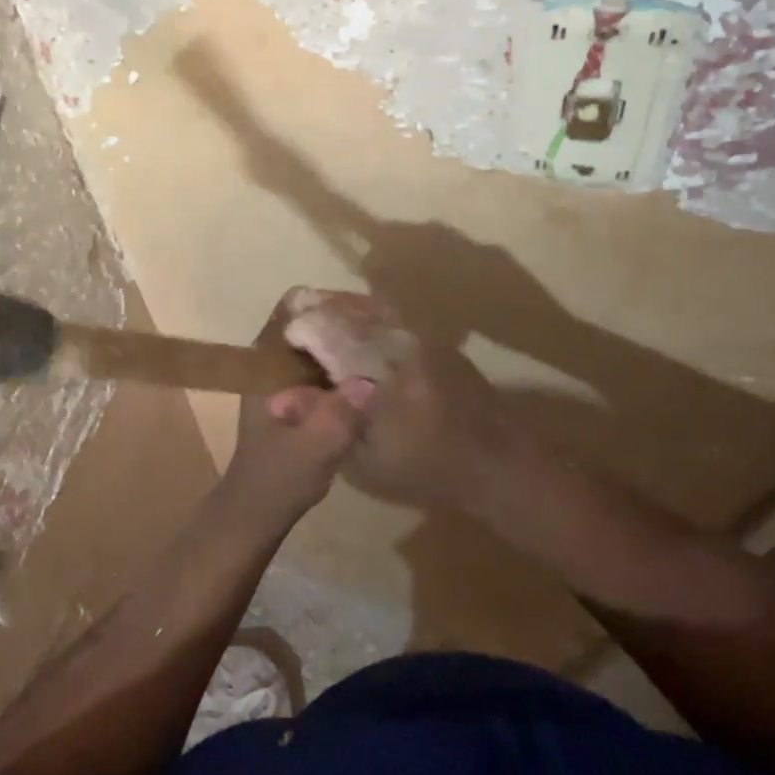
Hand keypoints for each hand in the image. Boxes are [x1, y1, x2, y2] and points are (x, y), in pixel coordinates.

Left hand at [222, 292, 372, 523]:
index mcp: (264, 363)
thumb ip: (338, 417)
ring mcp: (281, 376)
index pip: (293, 308)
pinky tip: (376, 374)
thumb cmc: (278, 477)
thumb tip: (370, 383)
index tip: (368, 313)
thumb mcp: (313, 450)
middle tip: (388, 329)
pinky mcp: (296, 394)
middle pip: (309, 319)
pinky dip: (347, 363)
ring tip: (388, 345)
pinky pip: (323, 364)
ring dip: (349, 340)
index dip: (330, 304)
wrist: (258, 509)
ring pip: (318, 341)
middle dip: (347, 319)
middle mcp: (269, 360)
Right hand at [281, 289, 538, 513]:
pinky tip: (355, 340)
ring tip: (318, 328)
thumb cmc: (424, 468)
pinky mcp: (434, 339)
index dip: (295, 330)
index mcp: (375, 365)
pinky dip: (363, 318)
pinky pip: (388, 315)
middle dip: (313, 312)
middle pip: (343, 307)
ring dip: (337, 310)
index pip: (321, 326)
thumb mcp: (364, 458)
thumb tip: (277, 398)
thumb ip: (321, 420)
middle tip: (294, 331)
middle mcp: (395, 338)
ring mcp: (418, 334)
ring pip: (366, 306)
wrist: (497, 464)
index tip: (281, 347)